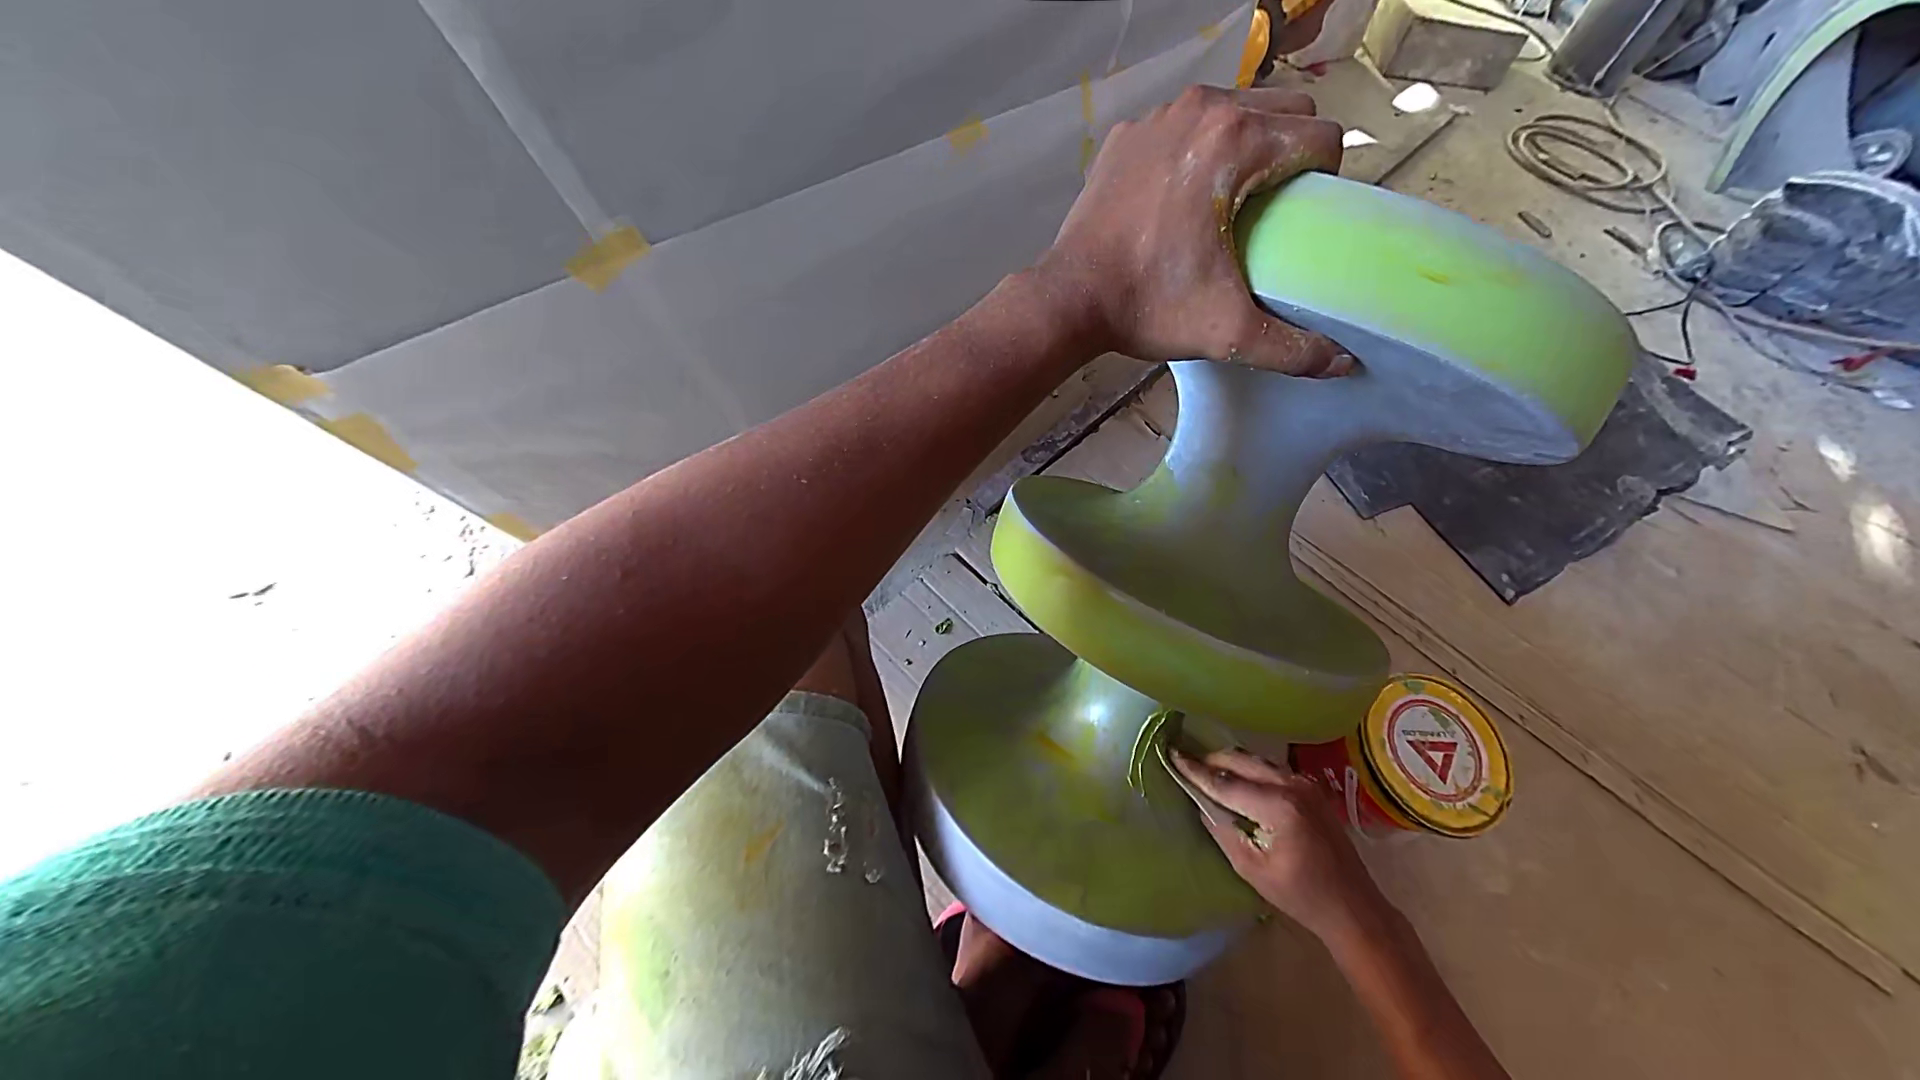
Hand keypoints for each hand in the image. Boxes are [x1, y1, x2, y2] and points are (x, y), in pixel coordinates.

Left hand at [1039, 85, 1349, 376]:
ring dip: (1244, 146)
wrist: (1069, 301)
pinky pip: (1180, 128)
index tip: (1303, 216)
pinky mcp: (1124, 139)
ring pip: (1231, 111)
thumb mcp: (1226, 330)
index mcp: (1235, 141)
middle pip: (1282, 112)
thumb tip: (1341, 363)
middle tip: (1272, 210)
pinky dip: (1191, 152)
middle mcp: (1199, 111)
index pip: (1320, 138)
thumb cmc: (1145, 307)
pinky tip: (1180, 196)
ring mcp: (1156, 120)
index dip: (1324, 179)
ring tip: (1230, 201)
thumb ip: (1290, 348)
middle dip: (1289, 155)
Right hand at [1173, 746, 1385, 939]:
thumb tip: (1200, 802)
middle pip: (1240, 761)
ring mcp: (1305, 784)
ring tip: (1205, 768)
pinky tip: (1236, 778)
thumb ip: (1222, 829)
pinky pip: (1271, 768)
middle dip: (1210, 760)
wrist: (1354, 907)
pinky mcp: (1312, 789)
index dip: (1195, 770)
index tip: (1171, 755)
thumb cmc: (1300, 896)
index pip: (1225, 782)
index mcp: (1278, 807)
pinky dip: (1249, 769)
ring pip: (1256, 761)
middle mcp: (1292, 786)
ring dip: (1229, 763)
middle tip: (1184, 760)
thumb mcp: (1251, 868)